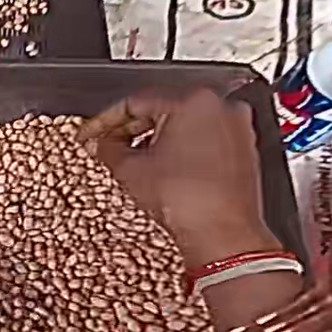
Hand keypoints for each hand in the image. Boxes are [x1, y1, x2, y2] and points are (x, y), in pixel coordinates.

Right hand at [76, 87, 278, 266]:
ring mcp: (235, 128)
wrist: (221, 229)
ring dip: (151, 142)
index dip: (103, 121)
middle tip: (104, 147)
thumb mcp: (129, 170)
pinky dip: (175, 151)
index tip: (89, 133)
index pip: (135, 103)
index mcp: (193, 102)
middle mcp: (220, 108)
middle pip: (161, 111)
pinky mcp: (241, 148)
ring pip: (181, 127)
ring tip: (130, 163)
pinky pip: (200, 141)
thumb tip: (99, 143)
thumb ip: (107, 149)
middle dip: (128, 131)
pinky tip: (158, 171)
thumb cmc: (186, 198)